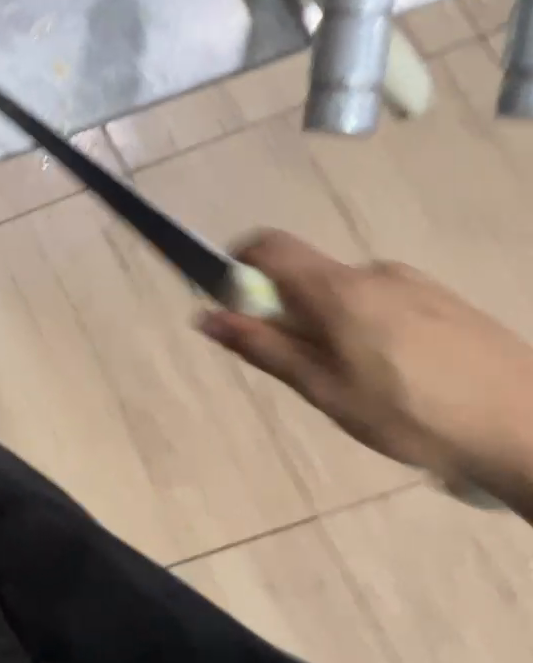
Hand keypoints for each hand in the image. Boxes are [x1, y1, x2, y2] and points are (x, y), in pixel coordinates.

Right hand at [201, 230, 532, 506]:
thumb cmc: (416, 416)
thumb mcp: (325, 390)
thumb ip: (263, 347)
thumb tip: (205, 316)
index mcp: (338, 289)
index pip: (268, 246)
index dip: (240, 264)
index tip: (240, 304)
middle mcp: (377, 275)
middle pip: (310, 276)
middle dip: (294, 311)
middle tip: (308, 364)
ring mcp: (423, 289)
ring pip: (352, 295)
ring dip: (339, 324)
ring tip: (364, 380)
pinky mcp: (457, 308)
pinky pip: (392, 306)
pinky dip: (379, 331)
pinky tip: (408, 380)